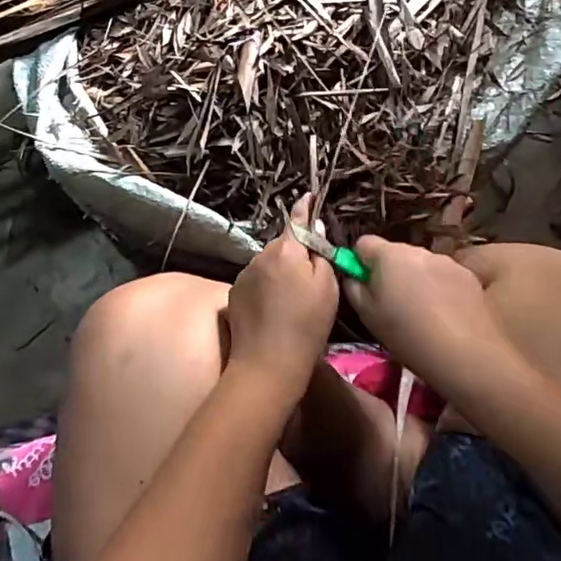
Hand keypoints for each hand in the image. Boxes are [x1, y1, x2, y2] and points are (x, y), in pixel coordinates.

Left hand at [223, 194, 339, 404]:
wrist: (268, 364)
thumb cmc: (306, 325)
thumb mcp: (327, 288)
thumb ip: (321, 255)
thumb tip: (314, 231)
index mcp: (286, 250)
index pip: (297, 220)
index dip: (305, 208)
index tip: (309, 197)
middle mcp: (260, 255)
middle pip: (282, 245)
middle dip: (294, 253)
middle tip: (310, 278)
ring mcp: (244, 274)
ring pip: (268, 264)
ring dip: (279, 272)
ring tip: (292, 300)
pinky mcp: (234, 293)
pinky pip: (255, 281)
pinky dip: (265, 288)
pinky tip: (274, 310)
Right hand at [342, 237, 515, 398]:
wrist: (465, 353)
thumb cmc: (407, 334)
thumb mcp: (367, 314)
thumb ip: (353, 288)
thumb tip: (353, 277)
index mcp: (388, 255)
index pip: (363, 242)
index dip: (359, 261)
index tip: (363, 284)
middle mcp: (417, 250)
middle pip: (394, 253)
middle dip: (389, 271)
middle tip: (391, 303)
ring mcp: (445, 260)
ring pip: (420, 264)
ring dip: (415, 278)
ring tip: (420, 312)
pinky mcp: (468, 276)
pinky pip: (443, 275)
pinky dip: (438, 288)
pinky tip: (443, 314)